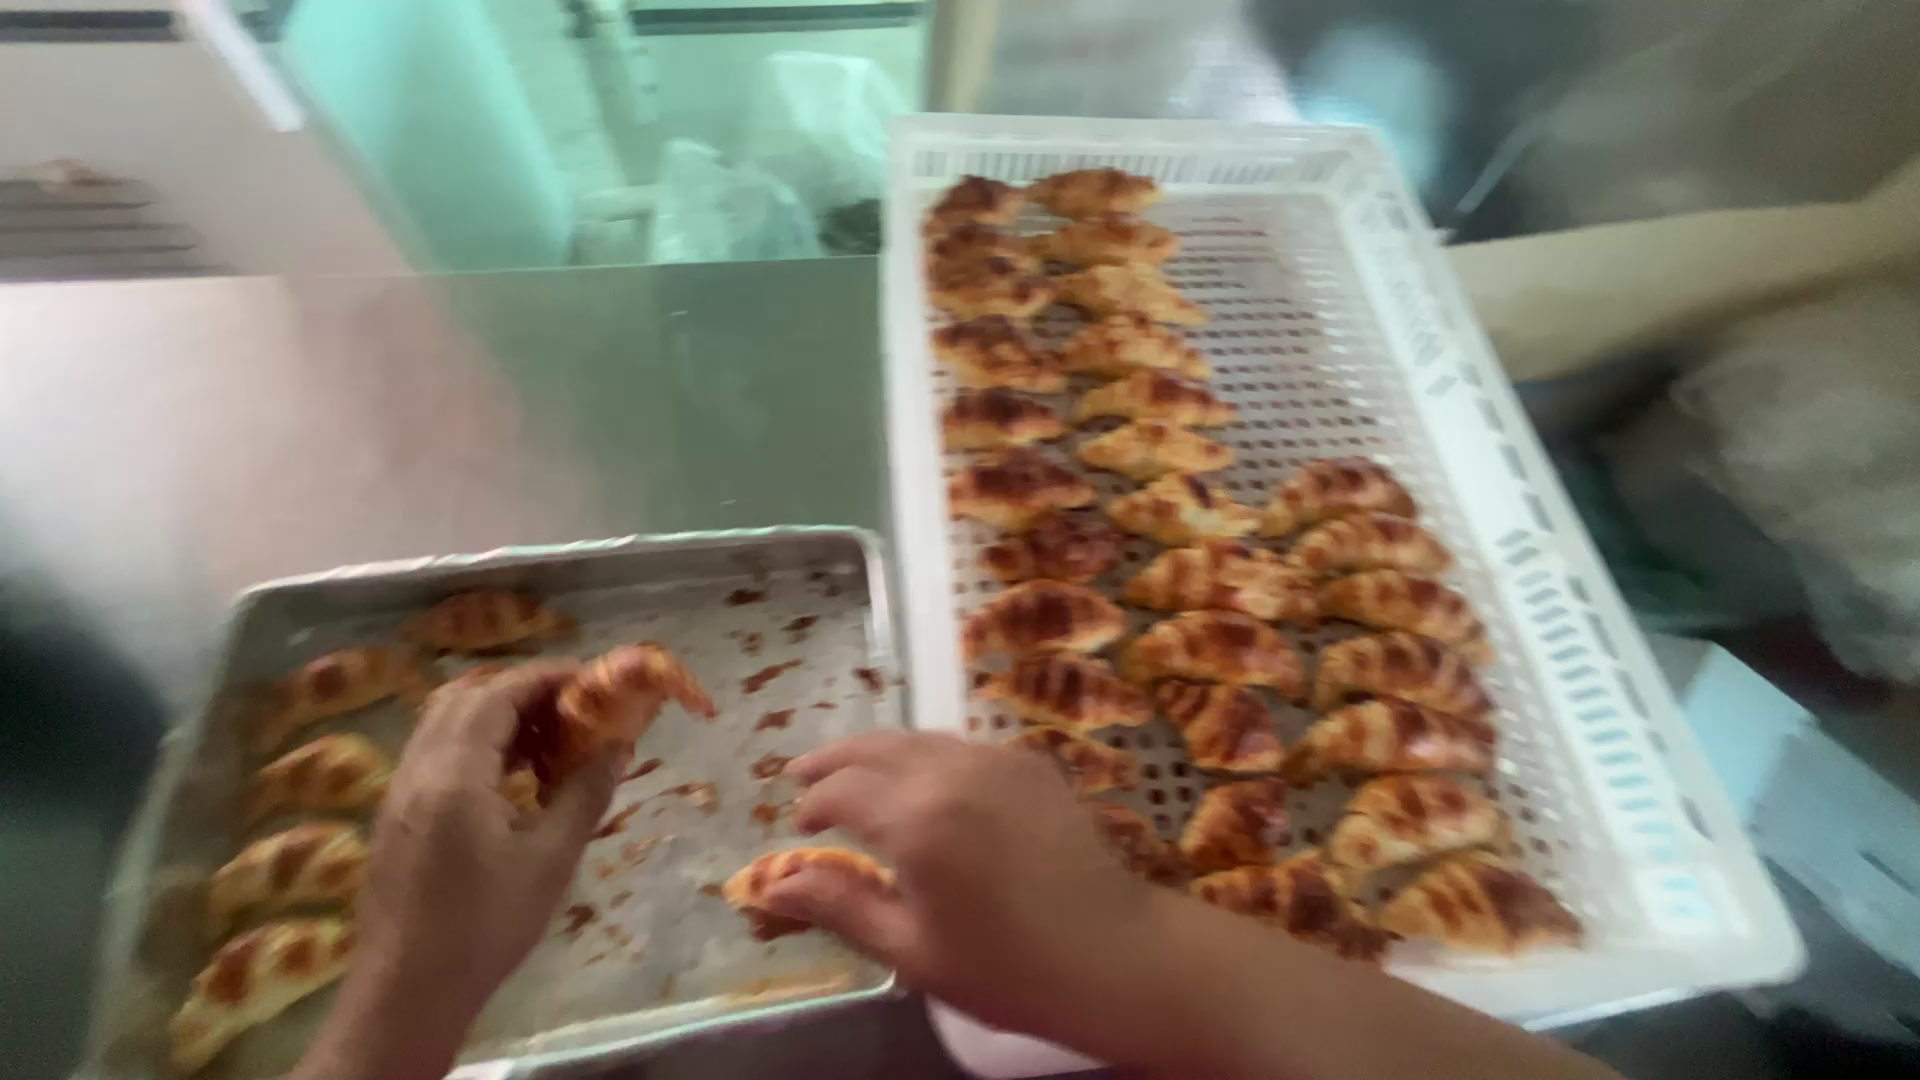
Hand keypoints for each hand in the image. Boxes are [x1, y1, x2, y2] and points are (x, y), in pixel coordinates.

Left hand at [294, 661, 625, 1079]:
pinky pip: (437, 752)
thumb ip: (586, 791)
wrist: (407, 997)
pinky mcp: (397, 817)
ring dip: (498, 713)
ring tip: (548, 736)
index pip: (496, 696)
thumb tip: (620, 744)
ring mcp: (399, 795)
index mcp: (453, 777)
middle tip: (571, 704)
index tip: (591, 679)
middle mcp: (417, 774)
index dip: (544, 677)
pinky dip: (478, 741)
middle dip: (521, 688)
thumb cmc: (487, 925)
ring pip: (445, 723)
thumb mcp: (552, 858)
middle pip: (464, 698)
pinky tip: (514, 774)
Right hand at [763, 732, 1162, 1044]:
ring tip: (853, 769)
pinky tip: (922, 777)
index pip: (842, 791)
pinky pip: (961, 745)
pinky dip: (926, 753)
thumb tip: (773, 883)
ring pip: (918, 738)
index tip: (800, 826)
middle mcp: (950, 770)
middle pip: (875, 746)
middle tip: (801, 773)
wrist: (1115, 952)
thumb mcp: (910, 949)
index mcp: (915, 818)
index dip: (813, 804)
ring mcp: (995, 758)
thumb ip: (838, 905)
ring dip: (878, 750)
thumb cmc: (1006, 966)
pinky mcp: (1028, 761)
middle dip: (833, 758)